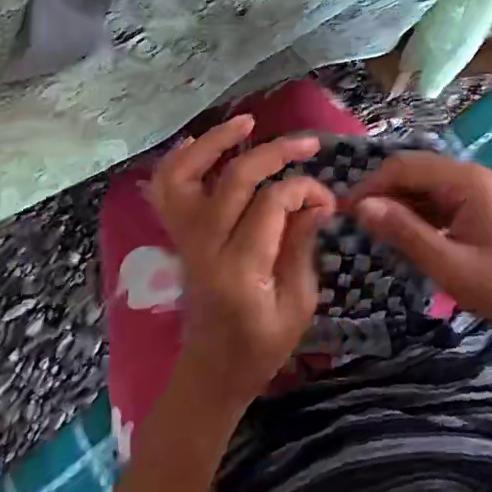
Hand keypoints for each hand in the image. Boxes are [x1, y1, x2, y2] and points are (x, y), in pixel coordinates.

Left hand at [146, 115, 334, 407]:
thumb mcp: (297, 305)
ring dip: (213, 142)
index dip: (302, 189)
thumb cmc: (261, 347)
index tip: (326, 196)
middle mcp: (204, 246)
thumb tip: (316, 199)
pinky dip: (179, 159)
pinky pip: (166, 188)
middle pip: (232, 180)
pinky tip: (201, 142)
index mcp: (240, 270)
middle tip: (306, 144)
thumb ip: (301, 247)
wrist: (212, 368)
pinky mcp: (176, 235)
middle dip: (273, 154)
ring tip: (247, 122)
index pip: (270, 205)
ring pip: (184, 174)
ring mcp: (184, 238)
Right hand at [344, 153, 491, 340]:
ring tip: (373, 228)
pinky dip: (411, 212)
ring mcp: (472, 190)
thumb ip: (402, 231)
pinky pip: (431, 198)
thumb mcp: (446, 263)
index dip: (371, 185)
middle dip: (381, 192)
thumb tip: (360, 206)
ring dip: (394, 202)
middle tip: (355, 220)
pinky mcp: (472, 206)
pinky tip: (399, 232)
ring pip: (418, 184)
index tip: (345, 210)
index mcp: (466, 181)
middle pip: (410, 170)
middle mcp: (468, 176)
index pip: (403, 167)